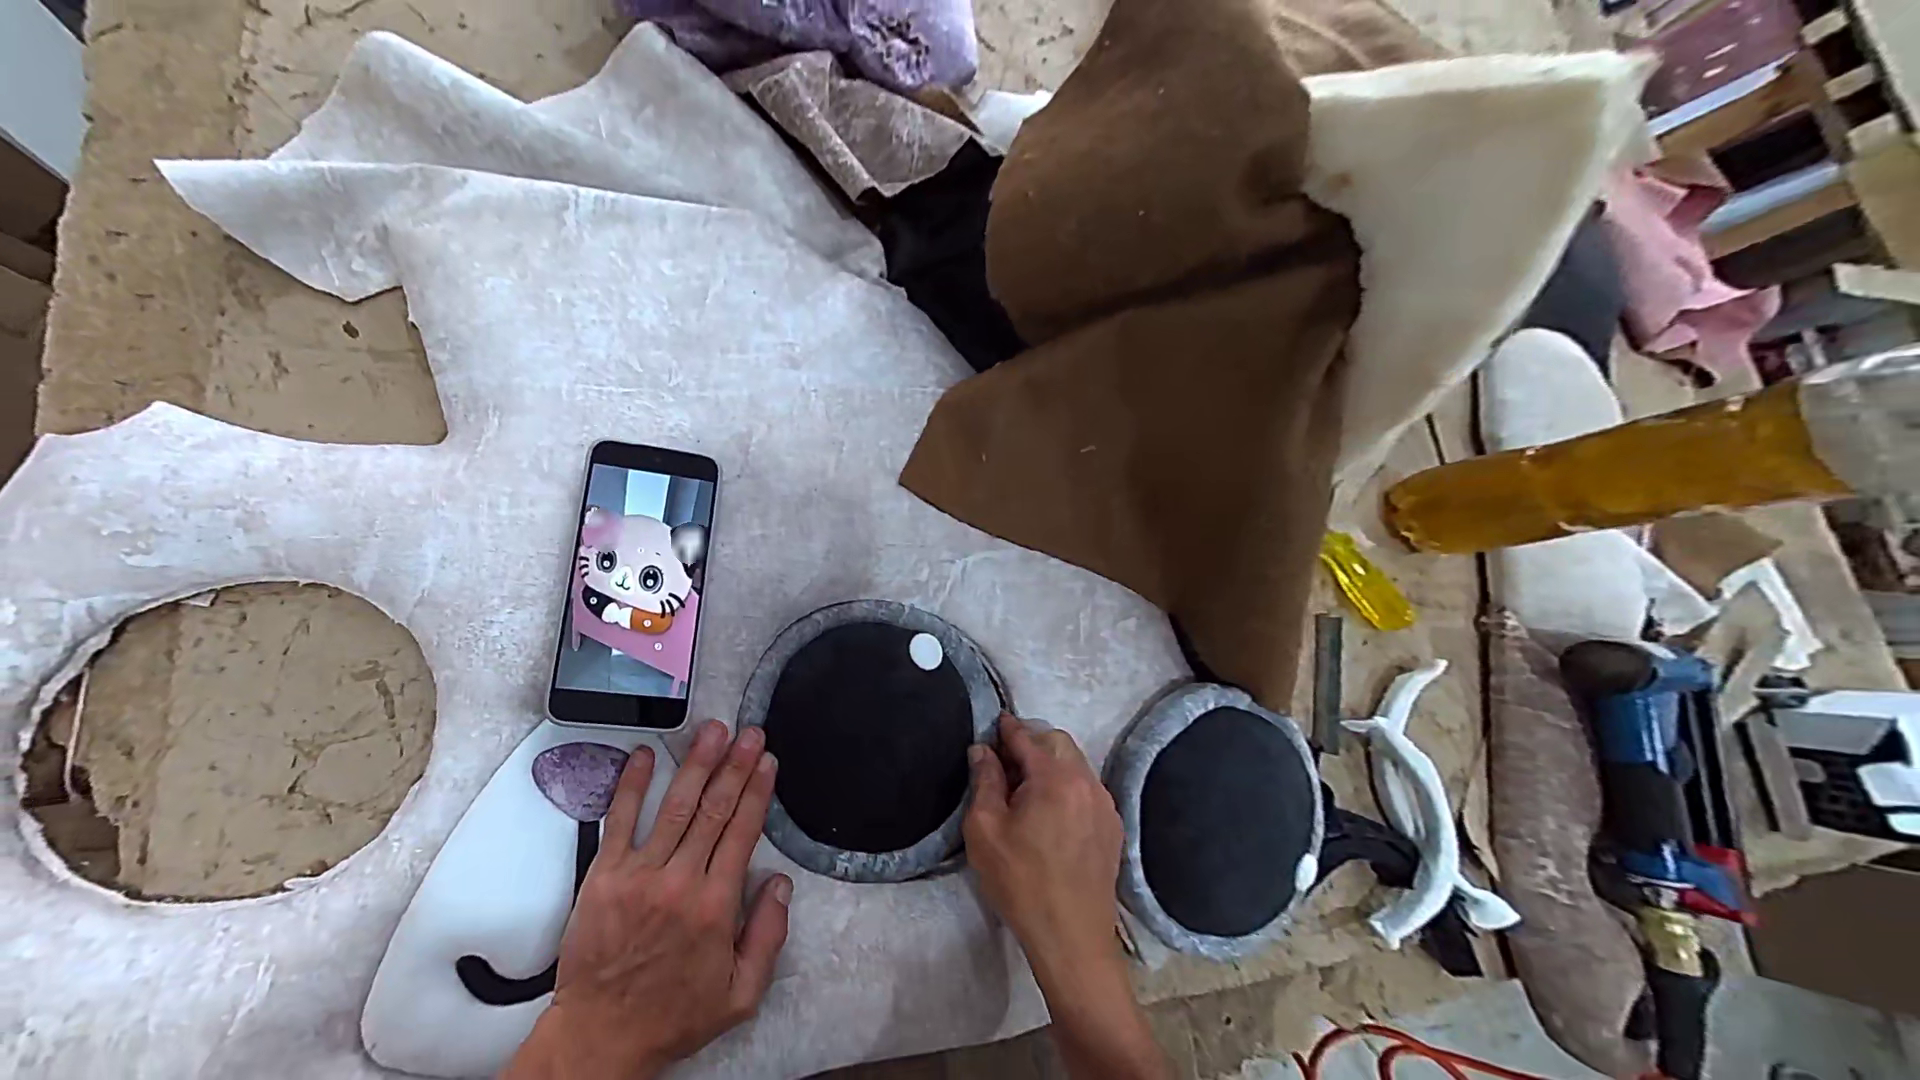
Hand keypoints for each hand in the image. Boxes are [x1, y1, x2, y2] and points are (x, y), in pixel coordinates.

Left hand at [503, 721, 792, 1079]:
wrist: (598, 1040)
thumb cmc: (674, 1015)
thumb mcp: (741, 993)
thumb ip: (769, 934)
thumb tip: (780, 881)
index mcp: (716, 905)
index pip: (743, 831)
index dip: (758, 791)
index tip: (768, 761)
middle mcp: (679, 882)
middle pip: (714, 809)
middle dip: (736, 765)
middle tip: (750, 732)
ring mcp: (638, 875)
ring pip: (675, 806)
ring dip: (696, 764)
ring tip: (713, 731)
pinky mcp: (603, 877)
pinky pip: (619, 822)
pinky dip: (632, 785)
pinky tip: (644, 755)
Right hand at [964, 714, 1124, 975]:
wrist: (1072, 938)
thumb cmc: (1021, 882)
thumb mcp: (986, 829)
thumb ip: (984, 780)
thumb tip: (982, 750)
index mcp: (1055, 777)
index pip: (1027, 737)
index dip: (1006, 728)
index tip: (993, 723)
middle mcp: (1086, 781)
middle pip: (1057, 742)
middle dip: (1031, 742)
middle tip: (1005, 762)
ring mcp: (1104, 804)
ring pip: (1075, 764)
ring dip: (1050, 763)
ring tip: (1025, 788)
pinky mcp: (1112, 826)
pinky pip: (1087, 788)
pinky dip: (1067, 785)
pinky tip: (1050, 812)